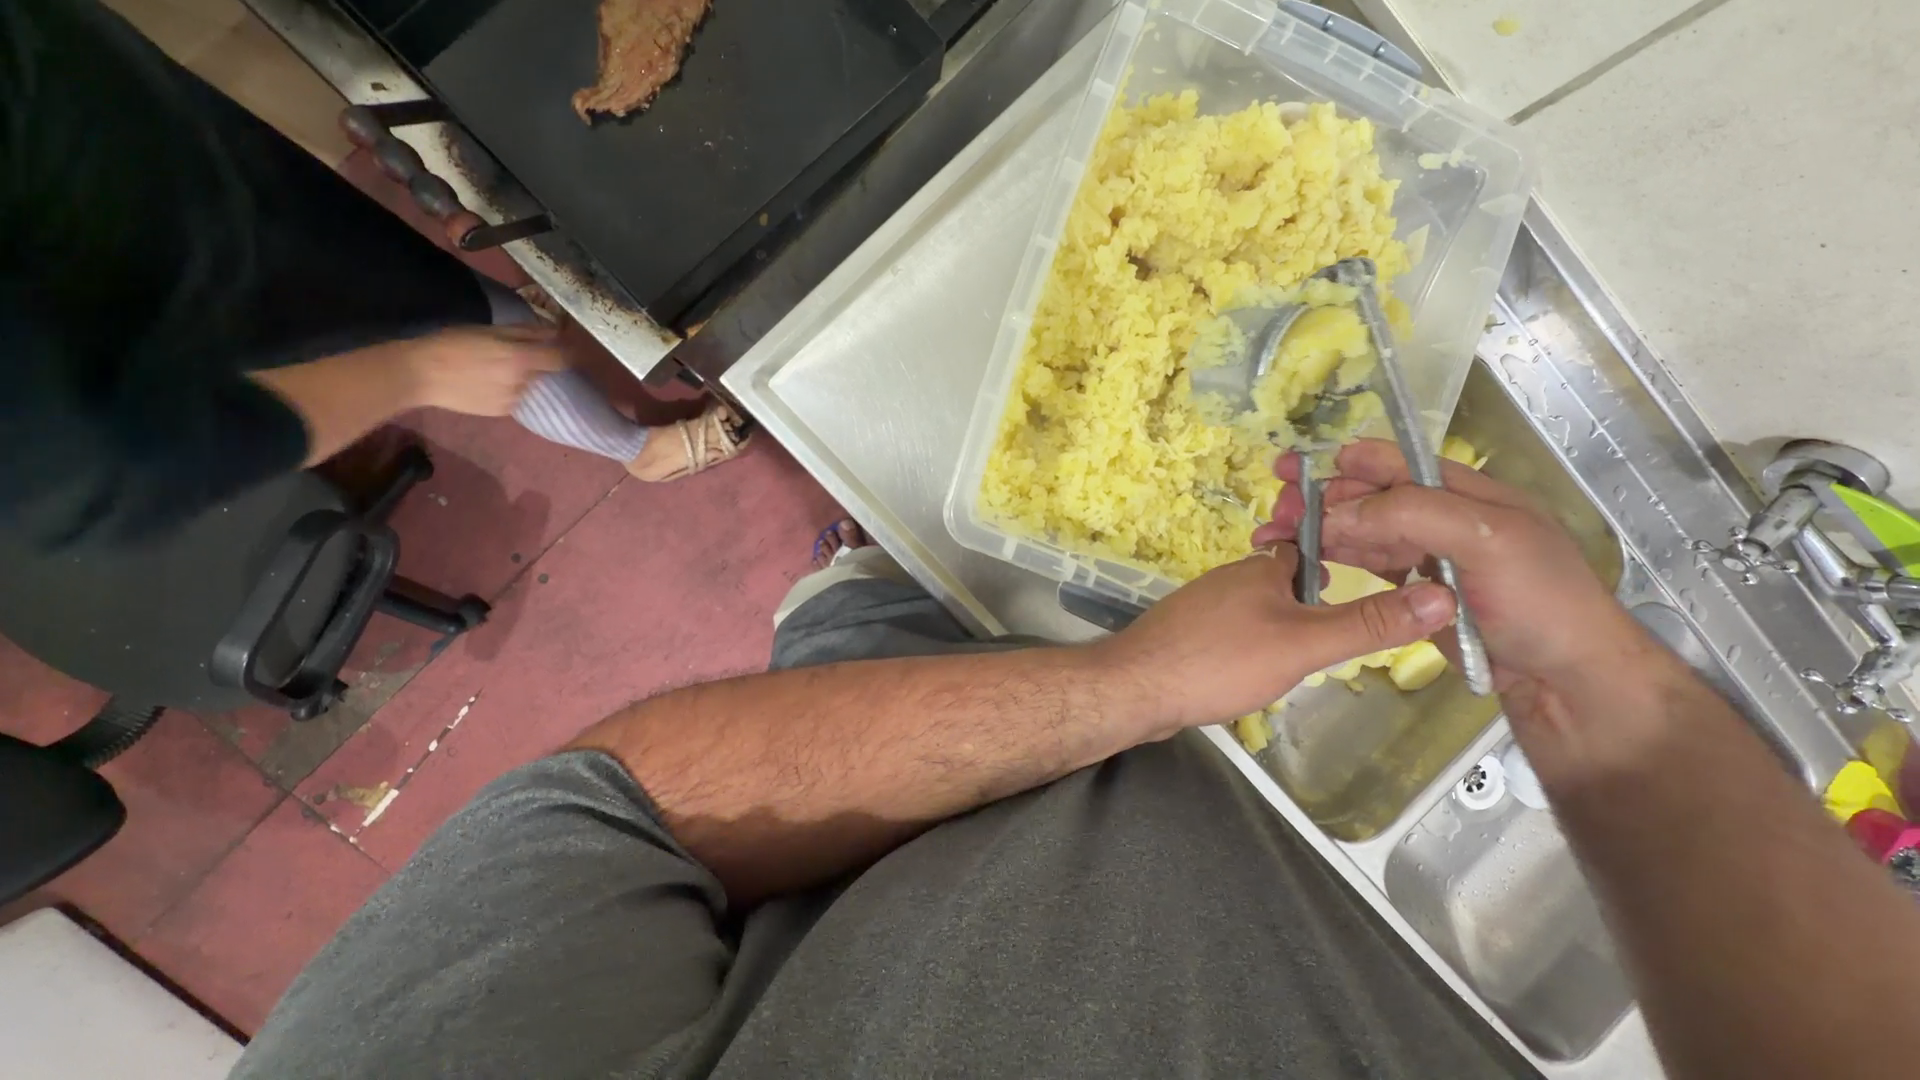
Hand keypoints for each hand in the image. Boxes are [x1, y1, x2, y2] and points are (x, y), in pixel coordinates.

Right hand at [408, 325, 567, 416]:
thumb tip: (553, 332)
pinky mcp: (502, 412)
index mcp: (522, 359)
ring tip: (494, 370)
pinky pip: (515, 399)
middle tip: (513, 355)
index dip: (565, 352)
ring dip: (521, 378)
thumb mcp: (489, 330)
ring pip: (529, 386)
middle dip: (536, 364)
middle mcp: (523, 382)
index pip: (561, 359)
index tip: (562, 347)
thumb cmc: (452, 344)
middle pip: (544, 372)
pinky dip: (509, 390)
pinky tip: (487, 383)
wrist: (420, 375)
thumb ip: (525, 332)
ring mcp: (514, 400)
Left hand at [1094, 542, 1457, 731]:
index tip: (1367, 591)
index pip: (1310, 551)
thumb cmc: (1221, 661)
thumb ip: (1368, 624)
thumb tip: (1443, 595)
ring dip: (1279, 628)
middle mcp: (1228, 579)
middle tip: (1339, 638)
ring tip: (1303, 661)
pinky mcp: (1182, 635)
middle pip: (1283, 583)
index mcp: (1260, 569)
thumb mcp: (1304, 644)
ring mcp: (1200, 607)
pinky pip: (1227, 634)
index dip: (1340, 565)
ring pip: (1255, 610)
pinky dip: (1247, 647)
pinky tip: (1251, 674)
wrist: (1135, 690)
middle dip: (1310, 605)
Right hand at [1257, 440, 1669, 736]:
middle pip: (1371, 498)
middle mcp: (1443, 517)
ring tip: (1277, 537)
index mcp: (1466, 492)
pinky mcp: (1417, 590)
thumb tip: (1337, 511)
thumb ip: (1413, 514)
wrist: (1564, 678)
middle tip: (1278, 514)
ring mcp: (1429, 556)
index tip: (1297, 471)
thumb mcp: (1486, 539)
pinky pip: (1369, 565)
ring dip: (1321, 530)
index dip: (1348, 464)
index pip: (1397, 464)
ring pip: (1363, 531)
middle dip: (1323, 500)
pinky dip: (1338, 559)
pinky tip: (1310, 562)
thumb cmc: (1539, 600)